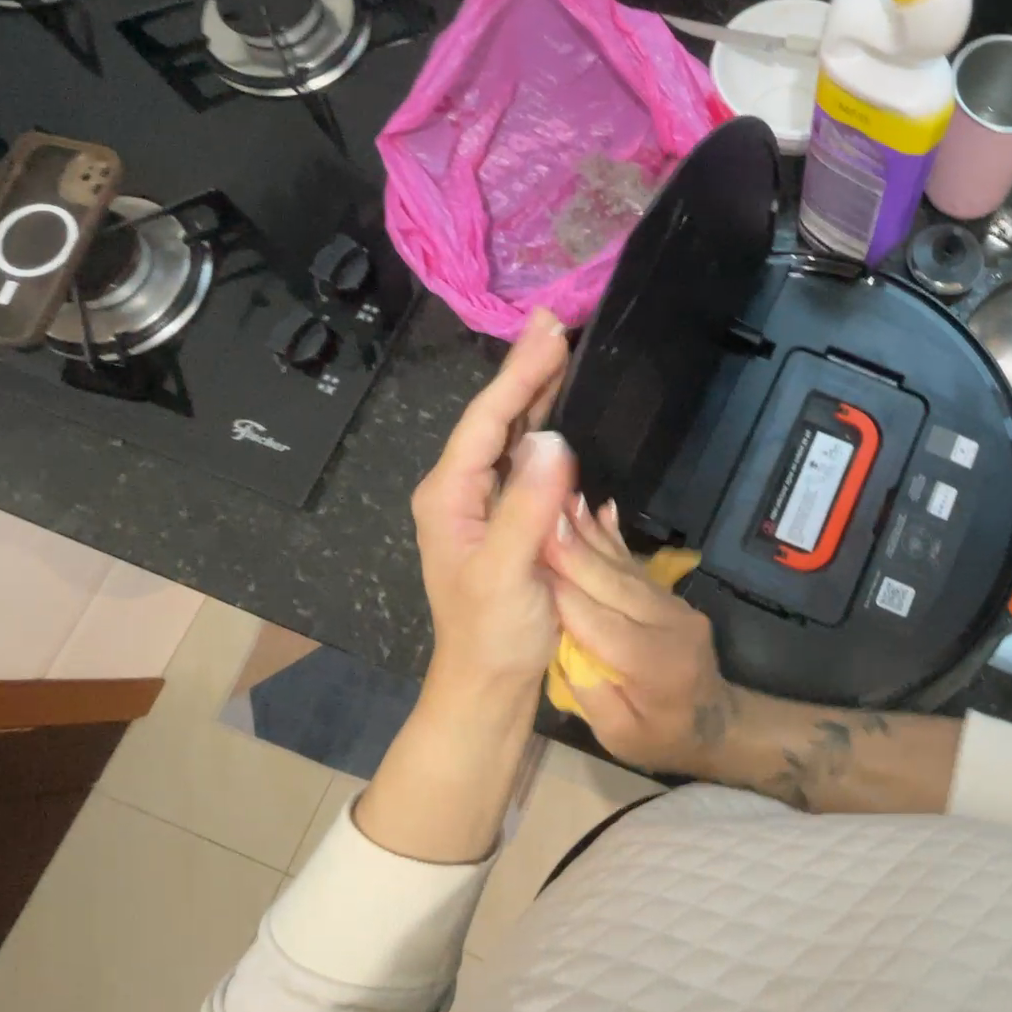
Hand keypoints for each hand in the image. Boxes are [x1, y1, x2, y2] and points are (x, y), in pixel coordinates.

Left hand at [356, 309, 572, 863]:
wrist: (490, 685)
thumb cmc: (494, 633)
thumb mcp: (507, 572)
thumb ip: (526, 506)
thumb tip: (553, 439)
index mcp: (450, 495)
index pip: (487, 421)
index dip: (519, 373)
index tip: (551, 331)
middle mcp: (460, 491)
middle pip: (494, 419)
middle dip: (525, 371)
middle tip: (558, 325)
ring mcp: (481, 506)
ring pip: (508, 436)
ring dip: (535, 394)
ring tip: (561, 355)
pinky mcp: (505, 520)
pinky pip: (523, 462)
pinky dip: (542, 429)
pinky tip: (559, 415)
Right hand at [546, 501, 737, 775]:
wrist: (716, 723)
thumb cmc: (662, 738)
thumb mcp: (620, 737)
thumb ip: (592, 694)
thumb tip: (561, 645)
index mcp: (654, 664)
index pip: (600, 623)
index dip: (564, 593)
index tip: (530, 562)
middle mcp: (668, 626)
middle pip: (614, 584)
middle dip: (575, 551)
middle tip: (541, 517)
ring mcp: (674, 607)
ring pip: (625, 568)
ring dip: (592, 535)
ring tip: (564, 502)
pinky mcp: (672, 598)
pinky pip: (638, 567)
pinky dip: (614, 540)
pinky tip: (601, 511)